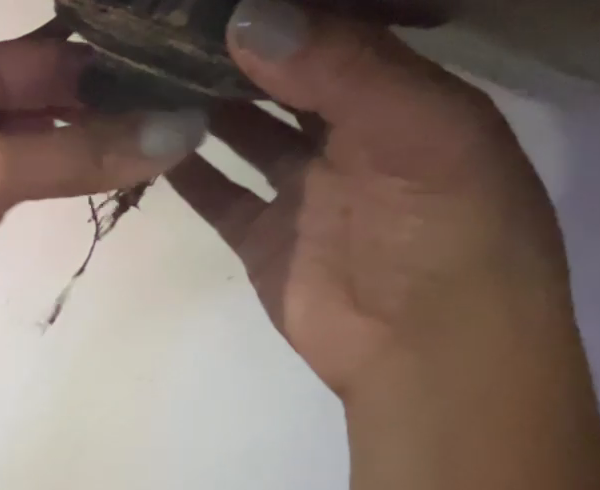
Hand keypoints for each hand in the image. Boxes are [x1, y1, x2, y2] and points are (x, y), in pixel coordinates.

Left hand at [0, 38, 208, 345]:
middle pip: (45, 93)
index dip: (117, 73)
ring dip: (79, 146)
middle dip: (103, 110)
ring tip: (148, 156)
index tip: (182, 90)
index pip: (55, 57)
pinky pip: (9, 176)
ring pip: (30, 138)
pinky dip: (46, 177)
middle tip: (175, 128)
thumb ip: (78, 150)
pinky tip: (86, 183)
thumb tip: (177, 131)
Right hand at [169, 0, 577, 401]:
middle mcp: (351, 133)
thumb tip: (248, 18)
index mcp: (405, 93)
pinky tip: (151, 141)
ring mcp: (303, 188)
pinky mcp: (262, 239)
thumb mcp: (420, 127)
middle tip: (169, 26)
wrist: (428, 346)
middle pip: (283, 77)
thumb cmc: (450, 227)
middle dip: (235, 51)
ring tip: (149, 71)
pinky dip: (187, 172)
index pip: (336, 31)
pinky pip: (218, 195)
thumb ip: (343, 69)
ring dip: (205, 104)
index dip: (283, 12)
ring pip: (245, 131)